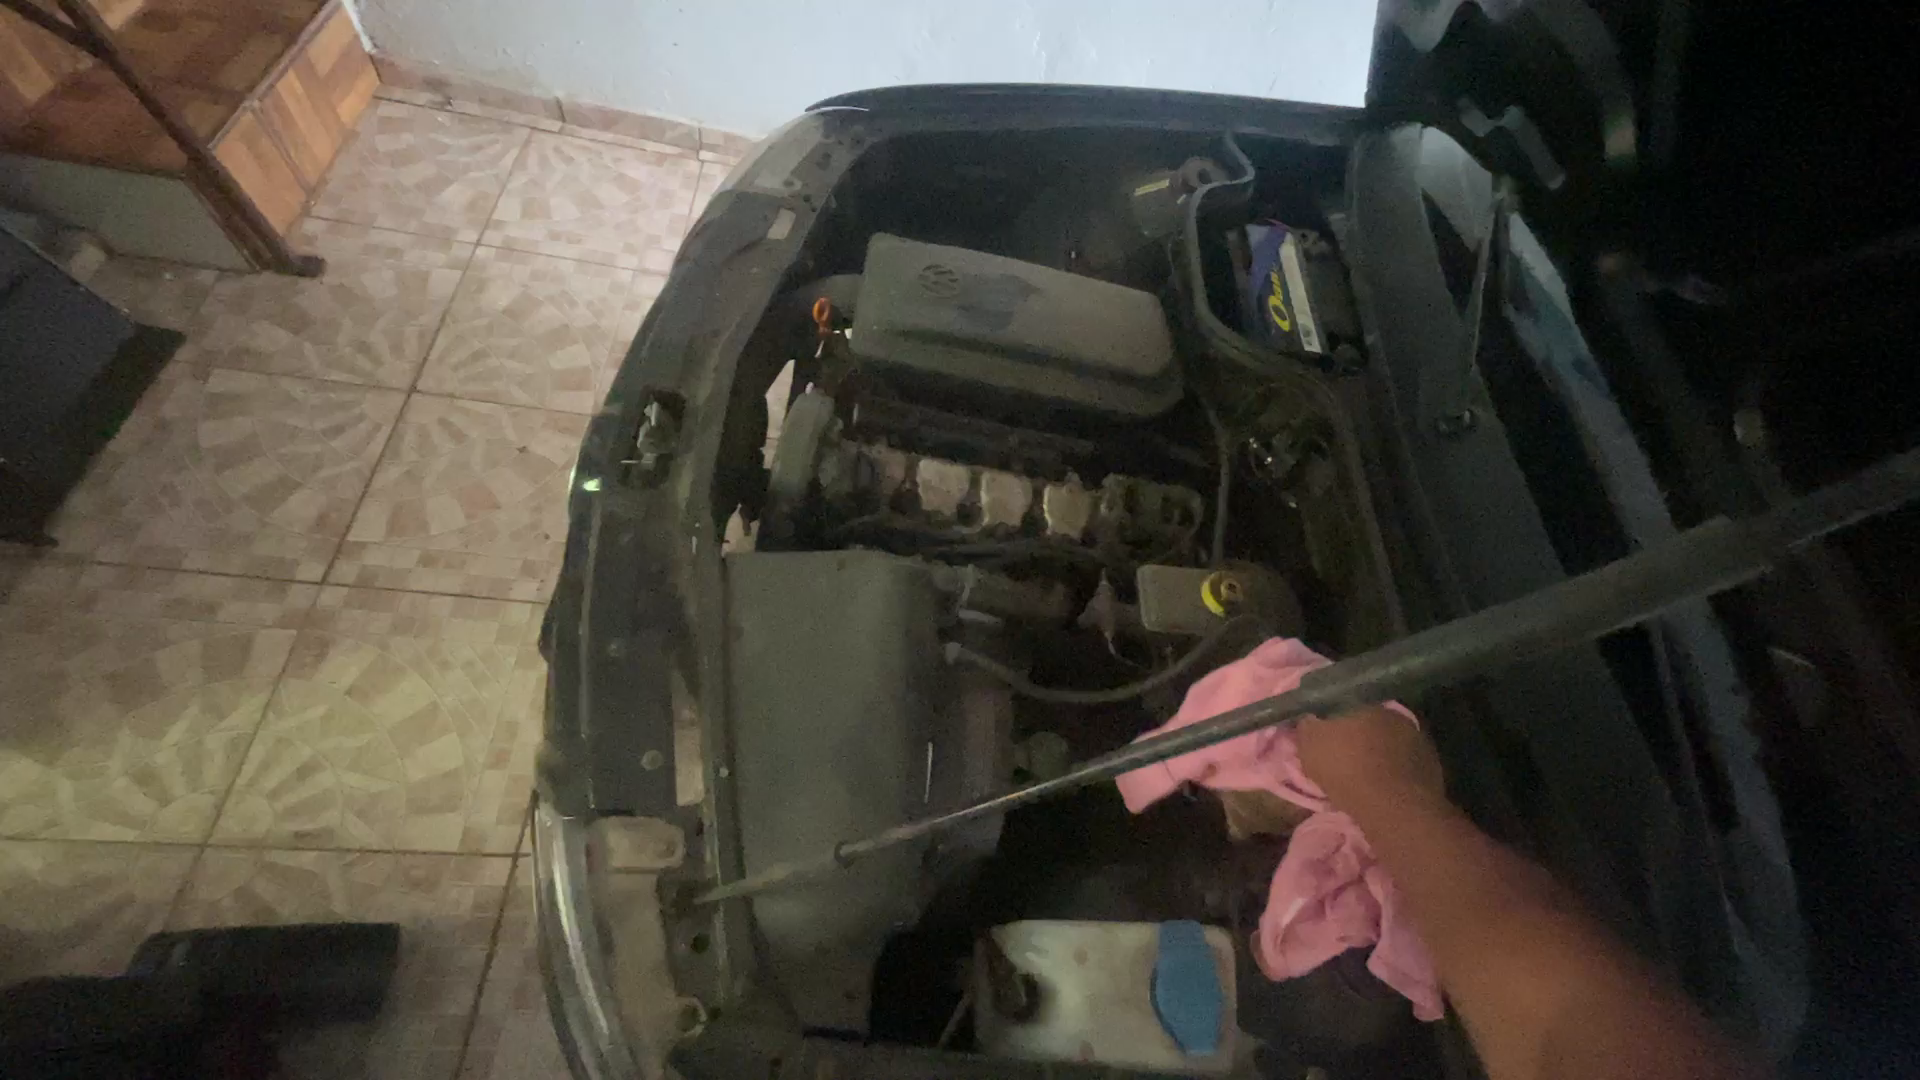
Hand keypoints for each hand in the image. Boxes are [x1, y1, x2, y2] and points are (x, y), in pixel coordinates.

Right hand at [1296, 705, 1448, 819]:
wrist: (1393, 806)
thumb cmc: (1345, 768)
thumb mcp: (1309, 746)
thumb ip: (1306, 725)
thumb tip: (1307, 716)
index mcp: (1364, 703)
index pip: (1344, 703)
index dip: (1333, 717)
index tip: (1325, 730)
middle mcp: (1394, 715)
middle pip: (1370, 721)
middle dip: (1359, 733)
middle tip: (1345, 751)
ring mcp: (1417, 740)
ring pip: (1390, 742)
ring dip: (1379, 752)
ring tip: (1366, 771)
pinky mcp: (1432, 765)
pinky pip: (1406, 763)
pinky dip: (1395, 770)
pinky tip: (1385, 784)